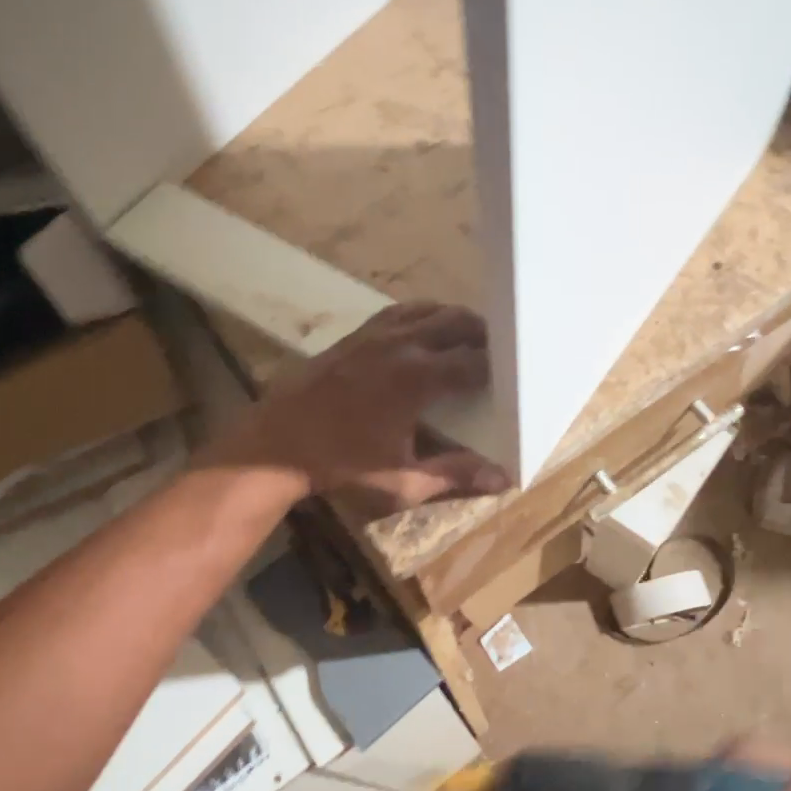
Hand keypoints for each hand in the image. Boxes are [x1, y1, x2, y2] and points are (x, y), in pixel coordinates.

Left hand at [207, 302, 510, 507]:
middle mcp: (399, 344)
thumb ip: (454, 474)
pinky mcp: (354, 335)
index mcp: (416, 377)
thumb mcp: (401, 481)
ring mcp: (373, 334)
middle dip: (484, 334)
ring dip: (454, 320)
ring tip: (470, 340)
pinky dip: (422, 317)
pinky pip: (398, 312)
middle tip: (501, 354)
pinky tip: (425, 334)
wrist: (275, 446)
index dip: (500, 367)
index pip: (475, 360)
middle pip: (457, 321)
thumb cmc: (340, 467)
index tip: (515, 378)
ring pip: (428, 310)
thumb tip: (503, 478)